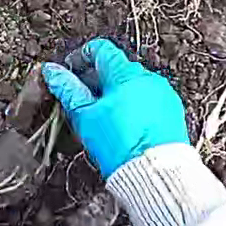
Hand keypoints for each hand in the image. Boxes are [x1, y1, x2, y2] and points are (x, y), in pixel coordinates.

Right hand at [41, 39, 189, 177]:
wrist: (156, 175)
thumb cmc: (121, 147)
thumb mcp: (86, 116)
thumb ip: (68, 89)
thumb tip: (53, 72)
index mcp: (126, 74)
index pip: (100, 50)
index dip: (80, 58)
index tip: (70, 71)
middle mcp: (149, 79)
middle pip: (115, 68)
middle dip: (94, 80)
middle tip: (80, 98)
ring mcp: (163, 95)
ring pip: (131, 85)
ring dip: (113, 94)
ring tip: (100, 116)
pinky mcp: (172, 112)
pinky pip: (146, 100)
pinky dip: (131, 105)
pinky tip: (120, 125)